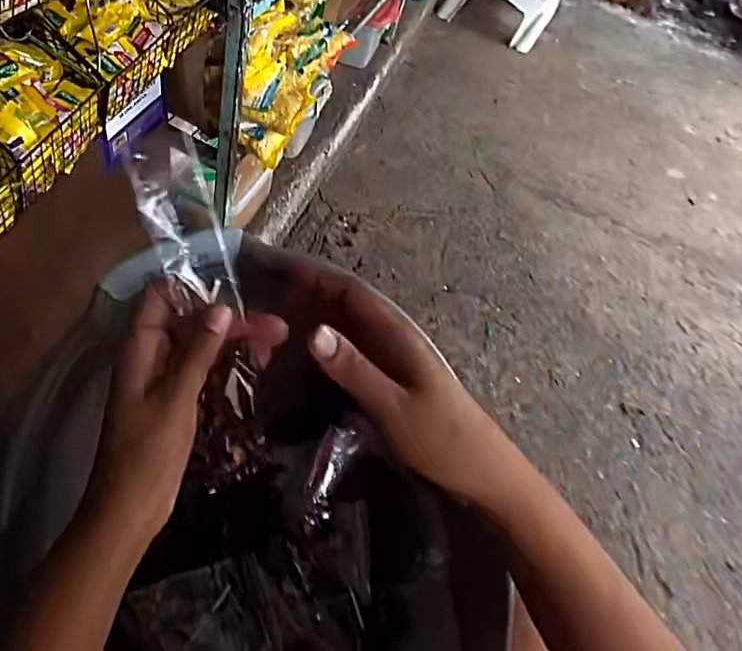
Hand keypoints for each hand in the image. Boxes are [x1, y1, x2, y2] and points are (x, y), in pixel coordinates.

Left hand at [84, 281, 290, 541]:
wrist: (128, 513)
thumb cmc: (146, 454)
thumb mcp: (176, 398)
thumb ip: (198, 351)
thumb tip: (221, 308)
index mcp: (140, 346)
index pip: (162, 294)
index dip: (195, 288)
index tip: (234, 295)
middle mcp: (152, 353)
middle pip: (192, 319)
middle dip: (231, 319)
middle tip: (275, 327)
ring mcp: (164, 375)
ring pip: (202, 342)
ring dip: (235, 339)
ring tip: (275, 343)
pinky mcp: (177, 395)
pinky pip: (204, 365)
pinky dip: (228, 361)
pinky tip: (258, 363)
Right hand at [244, 245, 515, 508]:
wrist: (481, 472)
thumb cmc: (443, 437)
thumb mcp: (396, 406)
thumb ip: (356, 369)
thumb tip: (313, 331)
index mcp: (396, 332)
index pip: (349, 291)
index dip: (315, 275)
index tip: (277, 268)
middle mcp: (390, 337)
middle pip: (341, 304)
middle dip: (304, 296)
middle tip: (260, 301)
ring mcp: (388, 358)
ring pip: (341, 328)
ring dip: (309, 321)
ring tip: (268, 326)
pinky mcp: (385, 379)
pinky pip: (347, 352)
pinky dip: (320, 348)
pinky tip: (297, 358)